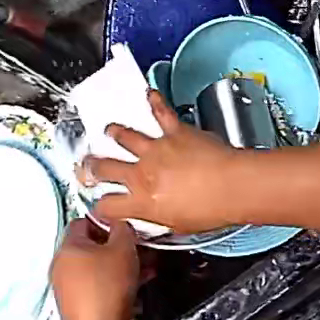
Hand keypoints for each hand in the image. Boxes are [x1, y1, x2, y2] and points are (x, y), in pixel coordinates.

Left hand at [50, 218, 140, 319]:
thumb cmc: (108, 288)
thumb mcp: (123, 249)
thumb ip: (122, 228)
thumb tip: (119, 224)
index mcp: (68, 247)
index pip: (83, 221)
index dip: (106, 220)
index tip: (126, 225)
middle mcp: (62, 265)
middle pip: (92, 244)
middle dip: (118, 244)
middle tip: (140, 246)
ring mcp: (68, 286)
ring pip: (98, 265)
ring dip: (120, 262)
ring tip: (146, 265)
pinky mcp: (77, 304)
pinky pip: (98, 283)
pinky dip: (115, 279)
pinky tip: (138, 282)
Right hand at [83, 90, 245, 233]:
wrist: (231, 185)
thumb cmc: (212, 208)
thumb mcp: (177, 226)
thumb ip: (158, 218)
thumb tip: (153, 216)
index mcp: (142, 201)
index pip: (108, 205)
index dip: (102, 207)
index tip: (102, 206)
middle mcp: (143, 173)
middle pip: (106, 167)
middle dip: (92, 166)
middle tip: (88, 164)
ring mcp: (157, 149)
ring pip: (126, 136)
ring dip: (116, 132)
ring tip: (110, 130)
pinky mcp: (175, 132)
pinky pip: (162, 112)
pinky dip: (155, 102)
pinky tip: (150, 94)